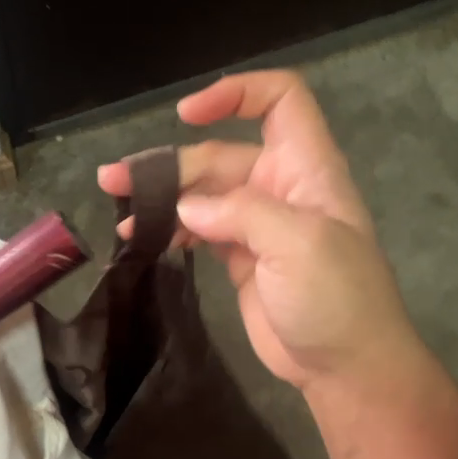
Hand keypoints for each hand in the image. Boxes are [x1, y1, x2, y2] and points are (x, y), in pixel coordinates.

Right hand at [98, 70, 425, 390]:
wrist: (344, 365)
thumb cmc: (335, 299)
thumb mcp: (298, 244)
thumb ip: (242, 214)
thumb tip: (185, 206)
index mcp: (306, 170)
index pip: (280, 102)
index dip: (236, 94)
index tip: (185, 114)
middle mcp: (281, 189)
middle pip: (221, 155)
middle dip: (169, 163)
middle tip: (113, 180)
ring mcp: (259, 226)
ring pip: (203, 195)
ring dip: (161, 198)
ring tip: (119, 212)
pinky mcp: (241, 259)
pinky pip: (200, 230)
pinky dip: (171, 230)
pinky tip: (143, 239)